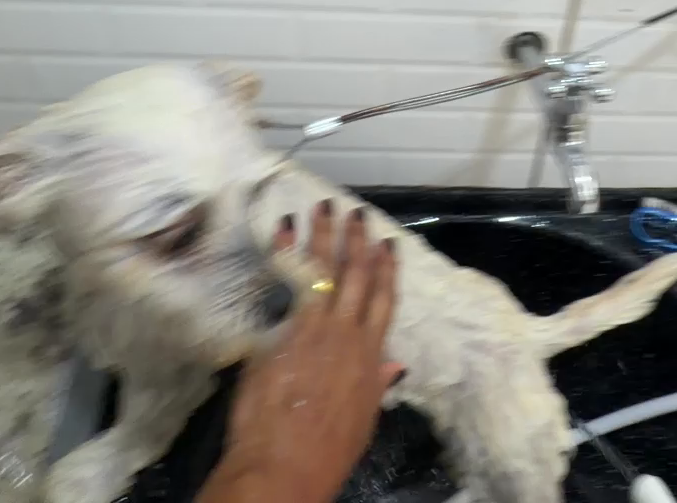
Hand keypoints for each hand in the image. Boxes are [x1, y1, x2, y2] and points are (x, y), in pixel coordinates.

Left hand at [199, 202, 402, 502]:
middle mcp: (347, 333)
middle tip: (357, 213)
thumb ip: (376, 384)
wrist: (282, 468)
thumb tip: (394, 363)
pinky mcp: (285, 329)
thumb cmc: (325, 453)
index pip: (384, 300)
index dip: (387, 269)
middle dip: (358, 241)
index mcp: (371, 355)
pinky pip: (288, 281)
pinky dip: (286, 253)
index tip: (388, 244)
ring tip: (325, 207)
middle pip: (357, 276)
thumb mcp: (363, 421)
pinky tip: (283, 231)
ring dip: (326, 235)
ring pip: (326, 270)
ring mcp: (316, 328)